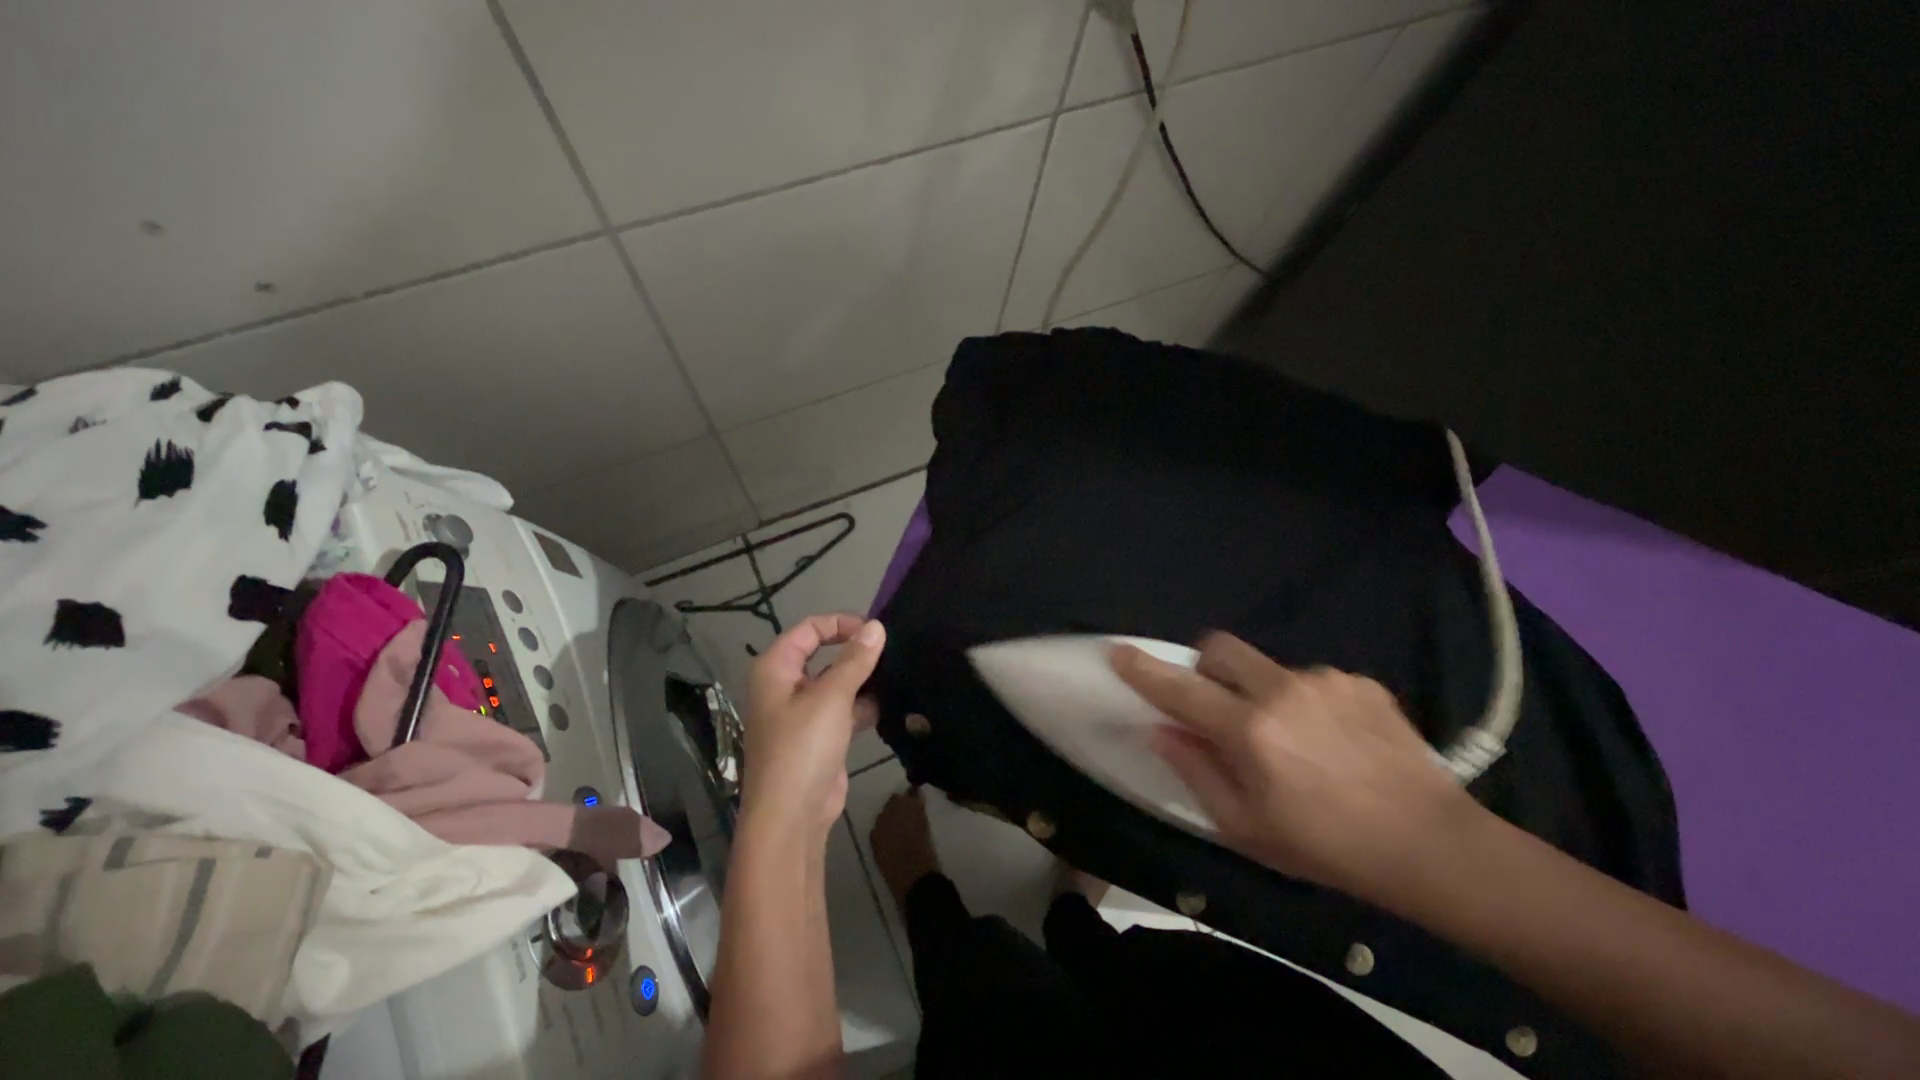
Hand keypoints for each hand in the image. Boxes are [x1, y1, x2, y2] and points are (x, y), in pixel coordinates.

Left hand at [740, 614, 885, 838]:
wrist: (791, 816)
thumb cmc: (802, 747)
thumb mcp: (830, 697)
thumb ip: (855, 660)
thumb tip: (875, 627)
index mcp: (775, 669)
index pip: (808, 629)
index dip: (841, 624)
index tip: (876, 631)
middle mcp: (785, 687)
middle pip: (823, 655)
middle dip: (856, 653)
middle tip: (894, 651)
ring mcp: (802, 715)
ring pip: (837, 685)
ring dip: (864, 681)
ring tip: (899, 674)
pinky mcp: (820, 739)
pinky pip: (844, 711)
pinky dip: (864, 707)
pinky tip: (893, 705)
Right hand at [1112, 632, 1482, 901]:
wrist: (1429, 843)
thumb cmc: (1325, 847)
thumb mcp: (1246, 827)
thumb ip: (1196, 771)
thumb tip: (1161, 730)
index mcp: (1250, 730)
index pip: (1181, 688)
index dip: (1144, 670)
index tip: (1118, 653)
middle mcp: (1284, 690)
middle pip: (1221, 649)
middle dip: (1204, 668)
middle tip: (1216, 708)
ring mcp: (1327, 681)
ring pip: (1269, 669)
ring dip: (1263, 694)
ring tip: (1295, 744)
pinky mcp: (1362, 683)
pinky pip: (1313, 681)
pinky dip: (1306, 703)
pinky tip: (1333, 744)